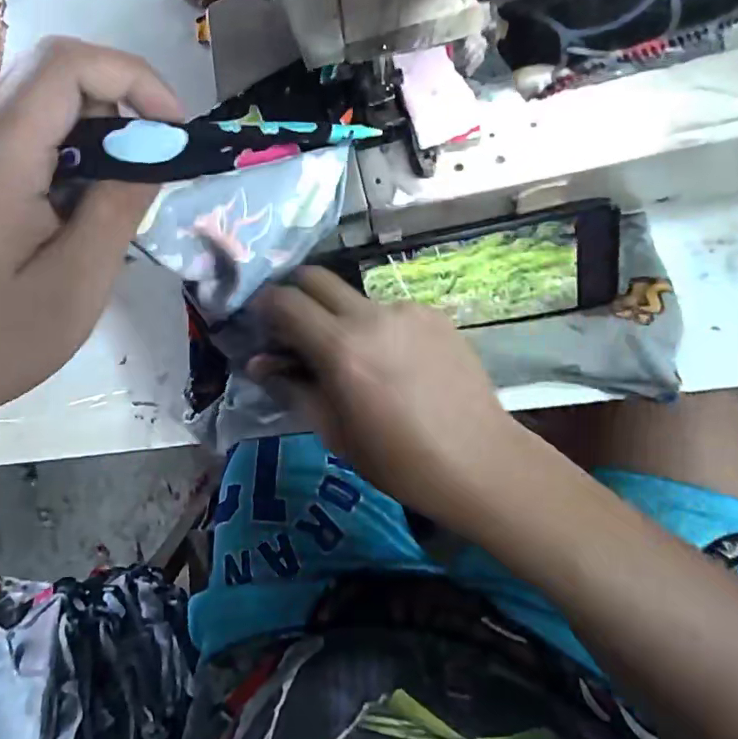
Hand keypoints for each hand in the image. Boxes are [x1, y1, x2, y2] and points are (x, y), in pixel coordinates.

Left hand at [0, 36, 183, 448]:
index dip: (135, 77)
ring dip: (95, 123)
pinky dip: (67, 144)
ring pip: (37, 97)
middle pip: (52, 69)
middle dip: (121, 98)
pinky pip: (18, 129)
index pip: (66, 63)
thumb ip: (119, 204)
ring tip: (124, 183)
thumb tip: (155, 150)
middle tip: (156, 158)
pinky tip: (79, 199)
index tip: (174, 130)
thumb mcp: (76, 284)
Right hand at [249, 267, 539, 524]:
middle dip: (296, 293)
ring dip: (339, 316)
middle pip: (316, 277)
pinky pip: (390, 310)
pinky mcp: (434, 314)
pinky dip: (376, 327)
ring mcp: (407, 310)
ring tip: (353, 357)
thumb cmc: (398, 460)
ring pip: (355, 297)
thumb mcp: (334, 432)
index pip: (285, 301)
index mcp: (341, 348)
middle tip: (293, 325)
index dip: (264, 305)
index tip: (260, 322)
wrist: (479, 460)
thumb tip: (258, 364)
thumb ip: (292, 388)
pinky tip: (392, 362)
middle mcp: (371, 316)